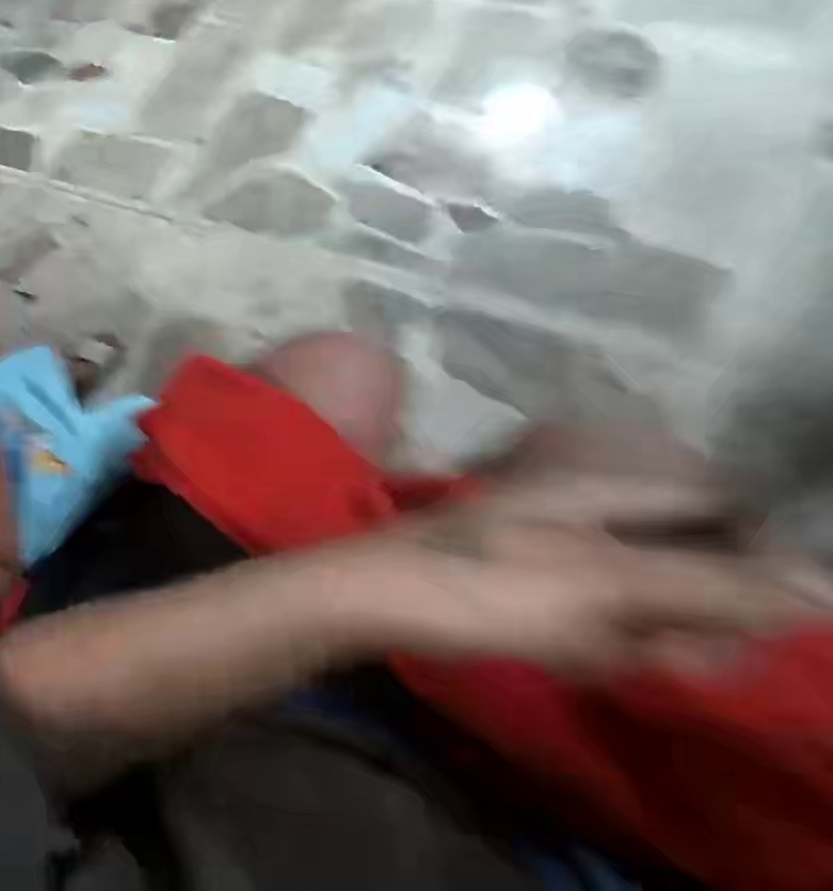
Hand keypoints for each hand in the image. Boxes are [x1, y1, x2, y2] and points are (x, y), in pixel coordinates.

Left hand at [332, 474, 832, 674]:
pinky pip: (581, 623)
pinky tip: (559, 654)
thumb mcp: (600, 585)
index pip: (712, 508)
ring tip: (594, 648)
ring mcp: (536, 552)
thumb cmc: (474, 584)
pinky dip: (583, 645)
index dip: (754, 559)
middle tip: (664, 647)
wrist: (361, 600)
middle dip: (689, 616)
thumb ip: (708, 583)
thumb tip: (823, 583)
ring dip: (636, 638)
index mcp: (588, 494)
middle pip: (680, 564)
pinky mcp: (511, 589)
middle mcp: (567, 514)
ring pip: (635, 602)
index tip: (751, 614)